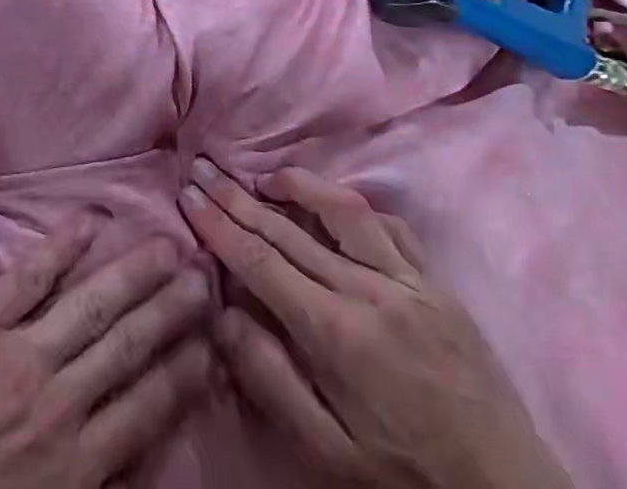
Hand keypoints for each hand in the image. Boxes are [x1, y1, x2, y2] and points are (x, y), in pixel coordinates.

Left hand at [0, 214, 213, 488]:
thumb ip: (90, 474)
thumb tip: (134, 443)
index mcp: (78, 460)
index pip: (150, 403)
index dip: (186, 367)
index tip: (211, 339)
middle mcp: (60, 402)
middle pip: (131, 344)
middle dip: (172, 308)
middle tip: (204, 274)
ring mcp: (18, 356)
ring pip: (93, 305)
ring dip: (135, 274)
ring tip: (169, 247)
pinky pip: (28, 278)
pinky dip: (62, 247)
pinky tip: (91, 222)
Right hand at [179, 161, 570, 488]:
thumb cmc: (402, 472)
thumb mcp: (325, 450)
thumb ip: (269, 378)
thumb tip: (223, 314)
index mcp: (335, 331)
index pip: (260, 260)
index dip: (218, 224)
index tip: (188, 195)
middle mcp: (369, 290)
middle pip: (289, 229)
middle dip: (238, 196)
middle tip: (204, 168)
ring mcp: (408, 281)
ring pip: (344, 212)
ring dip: (299, 186)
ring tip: (264, 176)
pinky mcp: (437, 285)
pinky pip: (392, 229)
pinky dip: (356, 209)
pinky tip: (337, 206)